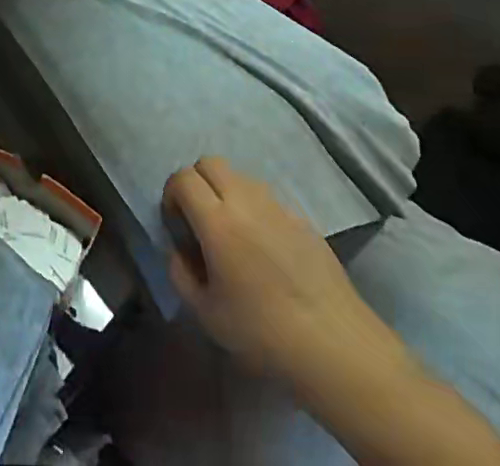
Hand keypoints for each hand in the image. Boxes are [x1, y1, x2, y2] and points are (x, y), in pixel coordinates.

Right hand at [163, 157, 410, 388]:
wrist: (328, 336)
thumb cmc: (259, 329)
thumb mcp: (205, 312)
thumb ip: (181, 273)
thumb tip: (179, 249)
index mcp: (218, 221)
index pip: (184, 177)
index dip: (171, 193)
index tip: (175, 222)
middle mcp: (247, 200)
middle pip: (212, 162)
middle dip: (196, 181)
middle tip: (196, 218)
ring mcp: (277, 204)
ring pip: (241, 176)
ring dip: (225, 191)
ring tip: (229, 233)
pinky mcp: (300, 215)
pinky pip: (266, 197)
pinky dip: (253, 208)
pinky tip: (261, 247)